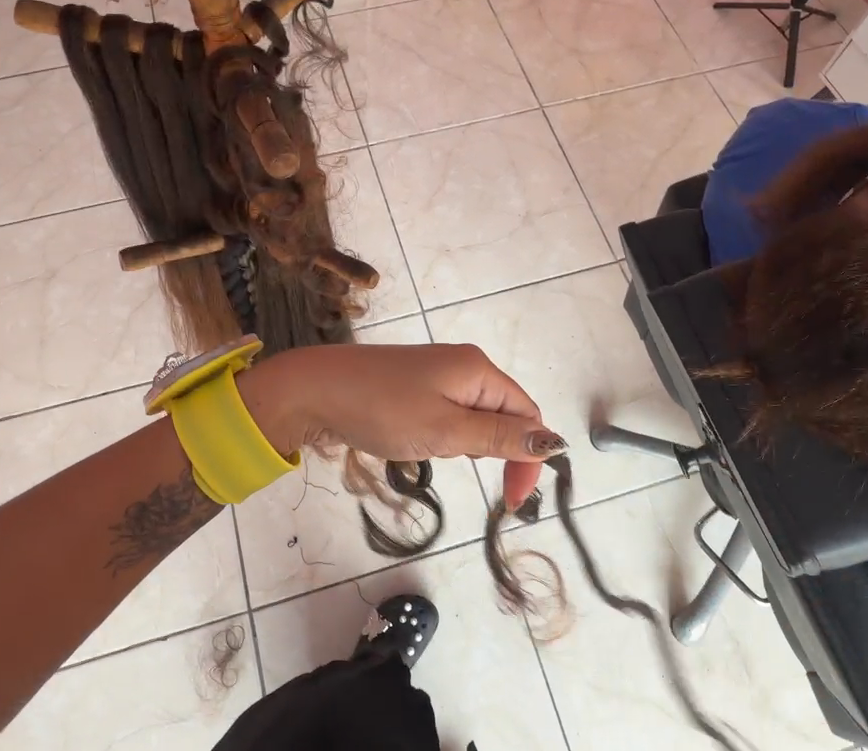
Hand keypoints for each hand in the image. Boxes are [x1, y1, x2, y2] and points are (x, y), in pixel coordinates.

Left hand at [239, 343, 564, 510]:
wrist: (312, 391)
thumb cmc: (382, 410)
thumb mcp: (446, 431)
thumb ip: (500, 438)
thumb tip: (555, 441)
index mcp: (478, 369)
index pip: (528, 413)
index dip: (530, 457)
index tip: (512, 503)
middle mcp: (463, 364)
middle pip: (505, 412)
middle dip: (502, 452)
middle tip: (481, 487)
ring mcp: (435, 373)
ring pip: (476, 415)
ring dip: (472, 445)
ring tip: (442, 457)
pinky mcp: (412, 385)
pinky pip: (449, 412)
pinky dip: (447, 435)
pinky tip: (425, 445)